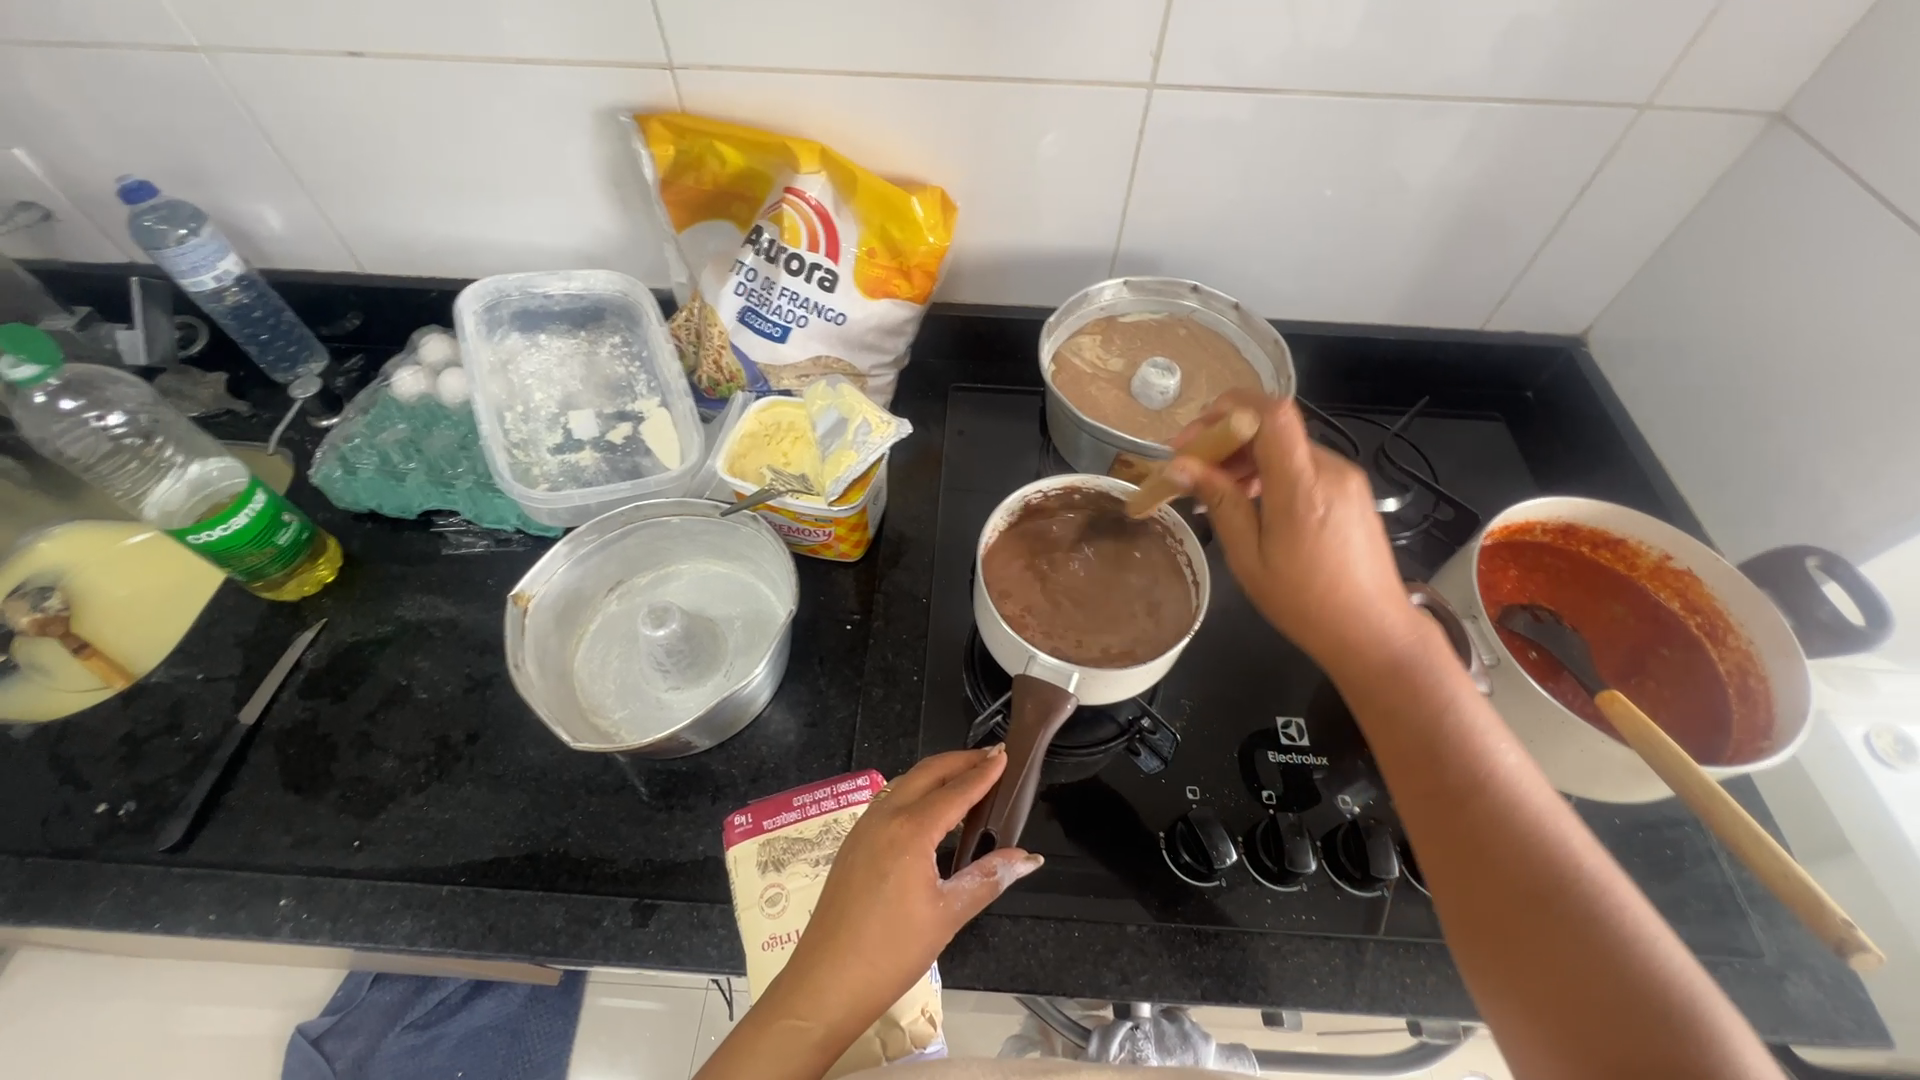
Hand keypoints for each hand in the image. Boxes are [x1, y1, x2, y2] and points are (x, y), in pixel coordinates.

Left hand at [766, 747, 1041, 1035]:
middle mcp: (884, 818)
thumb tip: (1029, 857)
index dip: (983, 772)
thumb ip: (989, 877)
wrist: (826, 982)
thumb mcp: (948, 915)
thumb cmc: (892, 952)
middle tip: (991, 757)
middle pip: (927, 773)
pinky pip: (889, 801)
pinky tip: (929, 809)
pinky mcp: (852, 843)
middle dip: (960, 761)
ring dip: (936, 774)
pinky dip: (916, 791)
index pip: (955, 790)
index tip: (1005, 754)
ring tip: (965, 777)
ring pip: (904, 784)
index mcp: (910, 830)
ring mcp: (863, 828)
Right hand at [1167, 390, 1428, 675]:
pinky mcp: (1351, 489)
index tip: (1192, 435)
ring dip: (1246, 455)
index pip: (1272, 414)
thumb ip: (1220, 503)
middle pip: (1274, 426)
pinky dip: (1269, 470)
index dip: (1229, 408)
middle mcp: (1329, 469)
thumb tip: (1180, 466)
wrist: (1372, 630)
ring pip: (1286, 445)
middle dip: (1226, 436)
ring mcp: (1345, 477)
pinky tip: (1249, 500)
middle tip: (1189, 466)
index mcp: (1302, 487)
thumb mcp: (1249, 558)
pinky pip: (1302, 463)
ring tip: (1213, 488)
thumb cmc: (1304, 603)